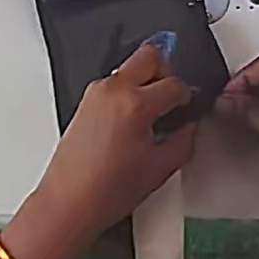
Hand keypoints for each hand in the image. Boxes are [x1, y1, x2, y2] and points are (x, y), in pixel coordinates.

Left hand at [25, 41, 198, 248]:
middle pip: (150, 55)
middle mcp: (114, 89)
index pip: (174, 84)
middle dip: (168, 69)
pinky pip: (115, 81)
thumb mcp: (159, 169)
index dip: (188, 94)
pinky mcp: (86, 98)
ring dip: (146, 78)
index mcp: (136, 104)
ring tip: (153, 109)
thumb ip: (184, 141)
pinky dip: (129, 90)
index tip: (190, 103)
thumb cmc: (105, 191)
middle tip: (173, 92)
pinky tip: (134, 118)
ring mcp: (97, 91)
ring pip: (131, 65)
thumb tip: (190, 127)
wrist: (69, 203)